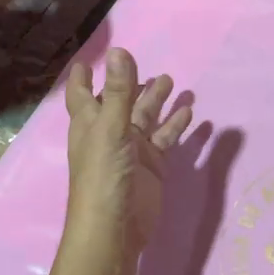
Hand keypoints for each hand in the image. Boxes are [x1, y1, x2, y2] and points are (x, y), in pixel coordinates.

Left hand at [65, 49, 191, 249]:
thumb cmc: (104, 174)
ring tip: (176, 84)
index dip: (83, 78)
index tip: (86, 61)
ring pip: (147, 118)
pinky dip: (177, 126)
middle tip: (153, 69)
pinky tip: (191, 114)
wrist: (117, 225)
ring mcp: (132, 149)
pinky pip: (166, 139)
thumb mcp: (111, 127)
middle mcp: (109, 133)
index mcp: (90, 123)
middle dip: (134, 85)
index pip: (82, 94)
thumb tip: (119, 49)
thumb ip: (119, 91)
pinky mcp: (153, 165)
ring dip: (159, 102)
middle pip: (122, 102)